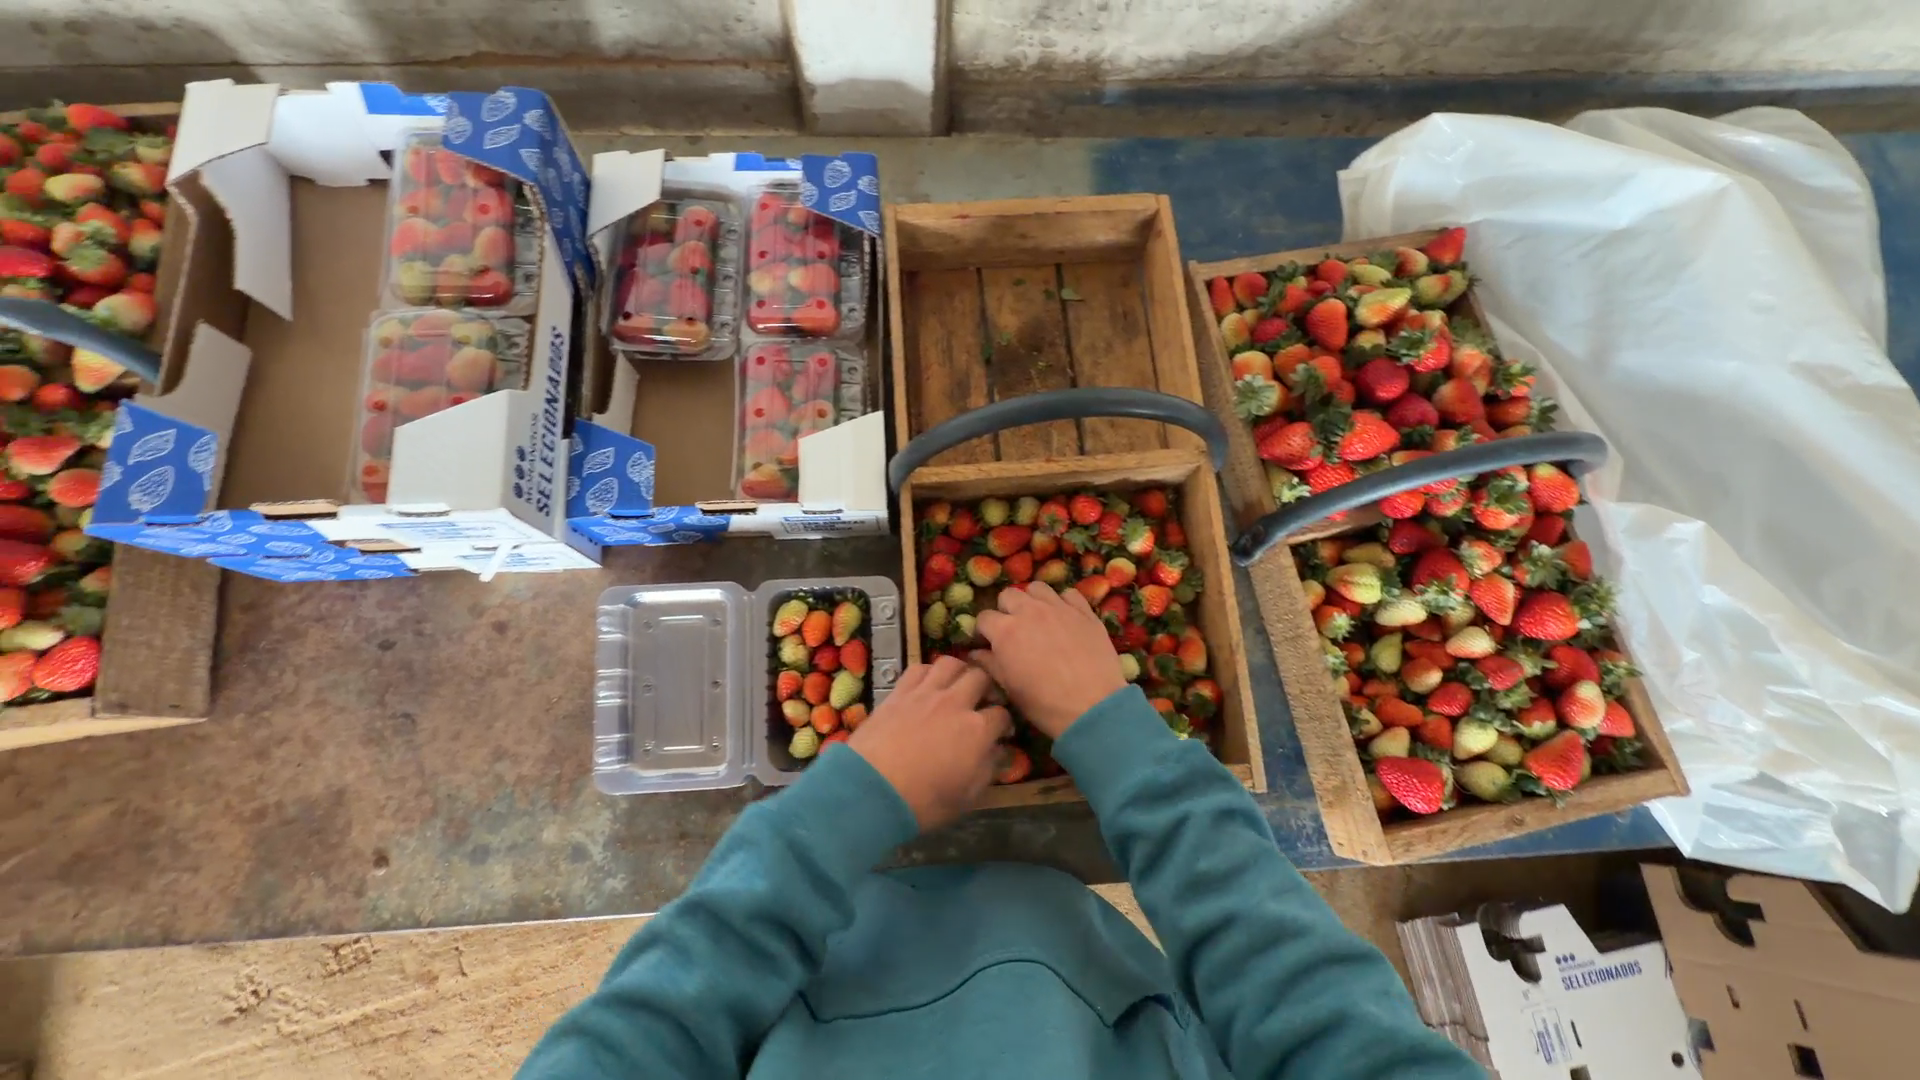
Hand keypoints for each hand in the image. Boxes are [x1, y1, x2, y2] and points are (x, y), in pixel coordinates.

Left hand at [847, 655, 1011, 830]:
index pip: (1002, 714)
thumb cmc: (924, 801)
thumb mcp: (967, 796)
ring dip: (959, 671)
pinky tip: (927, 685)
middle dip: (987, 687)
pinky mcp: (899, 692)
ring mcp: (925, 693)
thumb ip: (988, 769)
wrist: (871, 789)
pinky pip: (918, 668)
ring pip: (950, 664)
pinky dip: (928, 673)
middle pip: (980, 677)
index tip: (1001, 732)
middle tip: (982, 701)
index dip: (1004, 723)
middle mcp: (956, 703)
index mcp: (977, 730)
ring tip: (957, 685)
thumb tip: (998, 751)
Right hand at [972, 584, 1125, 738]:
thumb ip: (990, 664)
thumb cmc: (1044, 704)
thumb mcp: (1010, 688)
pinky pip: (1069, 594)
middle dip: (1006, 610)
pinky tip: (1065, 618)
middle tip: (1014, 630)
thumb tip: (976, 653)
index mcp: (1005, 631)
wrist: (1092, 707)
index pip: (984, 617)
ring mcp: (1059, 608)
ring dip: (1033, 600)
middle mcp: (1030, 611)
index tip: (989, 643)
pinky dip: (1063, 602)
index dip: (984, 631)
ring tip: (1039, 619)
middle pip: (1008, 595)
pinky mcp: (1085, 611)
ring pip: (1037, 588)